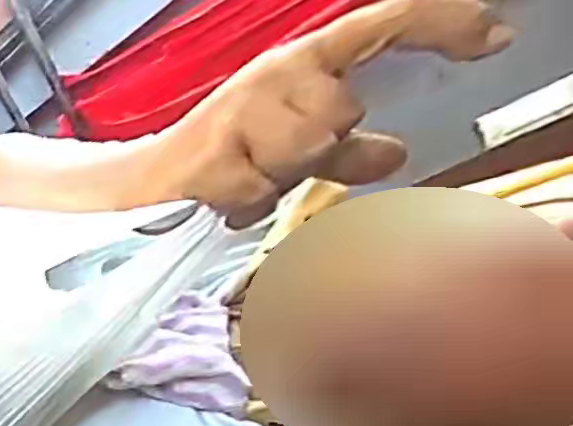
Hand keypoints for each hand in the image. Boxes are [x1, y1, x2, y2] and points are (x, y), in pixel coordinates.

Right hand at [156, 0, 512, 226]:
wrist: (132, 182)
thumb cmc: (207, 158)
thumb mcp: (277, 141)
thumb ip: (340, 149)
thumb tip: (393, 158)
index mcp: (293, 63)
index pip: (386, 24)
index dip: (445, 25)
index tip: (489, 43)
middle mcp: (269, 80)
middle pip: (339, 119)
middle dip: (311, 155)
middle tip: (270, 167)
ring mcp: (235, 118)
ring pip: (301, 156)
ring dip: (275, 182)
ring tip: (245, 183)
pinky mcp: (208, 161)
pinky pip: (258, 192)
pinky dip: (245, 206)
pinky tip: (225, 200)